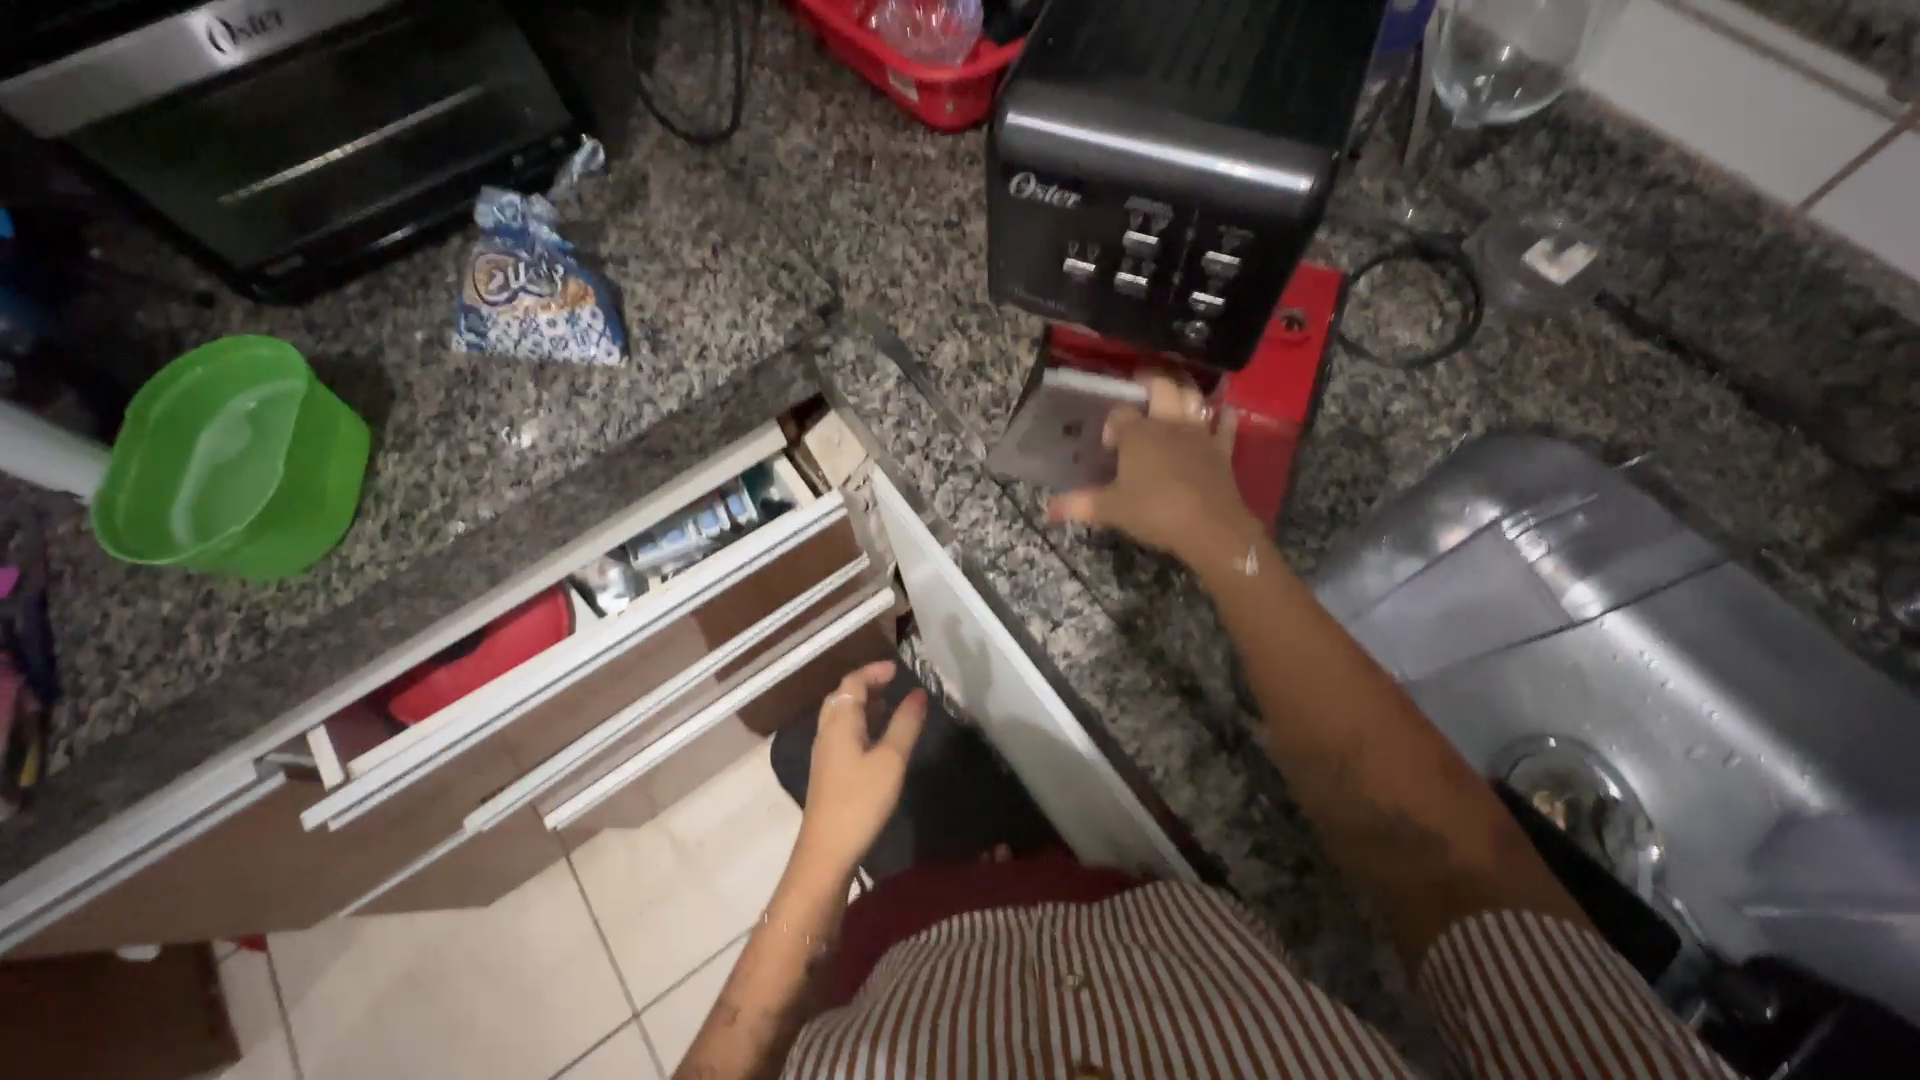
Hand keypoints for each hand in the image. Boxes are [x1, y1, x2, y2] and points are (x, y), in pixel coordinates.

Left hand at [792, 661, 925, 879]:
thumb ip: (905, 724)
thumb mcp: (891, 760)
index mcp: (840, 722)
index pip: (852, 682)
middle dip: (867, 685)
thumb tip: (918, 693)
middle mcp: (827, 731)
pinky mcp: (828, 772)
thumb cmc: (861, 800)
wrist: (827, 850)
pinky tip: (878, 740)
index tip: (898, 669)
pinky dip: (861, 725)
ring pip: (841, 716)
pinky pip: (842, 734)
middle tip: (894, 684)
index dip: (874, 671)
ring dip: (864, 706)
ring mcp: (824, 753)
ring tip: (891, 706)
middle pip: (842, 696)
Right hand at [1047, 375, 1261, 567]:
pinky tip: (1221, 412)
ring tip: (1175, 392)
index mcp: (1138, 433)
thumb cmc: (1154, 512)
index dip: (1112, 423)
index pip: (1120, 412)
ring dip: (1184, 390)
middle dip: (1151, 381)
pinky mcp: (1222, 449)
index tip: (1110, 446)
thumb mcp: (1111, 509)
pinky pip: (1225, 424)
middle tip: (1142, 387)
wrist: (1209, 526)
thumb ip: (1080, 504)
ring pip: (1194, 397)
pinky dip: (1223, 415)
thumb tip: (1049, 509)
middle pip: (1162, 386)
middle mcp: (1168, 424)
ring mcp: (1199, 433)